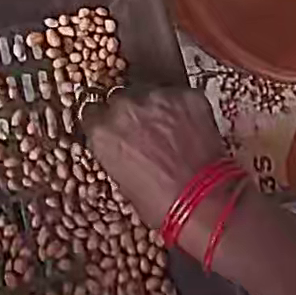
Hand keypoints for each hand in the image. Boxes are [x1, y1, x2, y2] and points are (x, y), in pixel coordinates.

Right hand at [82, 87, 230, 231]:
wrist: (204, 202)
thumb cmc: (161, 202)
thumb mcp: (120, 178)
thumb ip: (114, 149)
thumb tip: (122, 140)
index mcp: (102, 131)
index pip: (92, 111)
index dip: (104, 120)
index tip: (114, 127)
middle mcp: (124, 108)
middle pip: (119, 98)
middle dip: (129, 112)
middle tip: (145, 131)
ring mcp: (155, 98)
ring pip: (149, 91)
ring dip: (155, 107)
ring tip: (169, 130)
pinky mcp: (185, 95)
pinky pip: (177, 95)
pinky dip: (181, 107)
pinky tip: (188, 126)